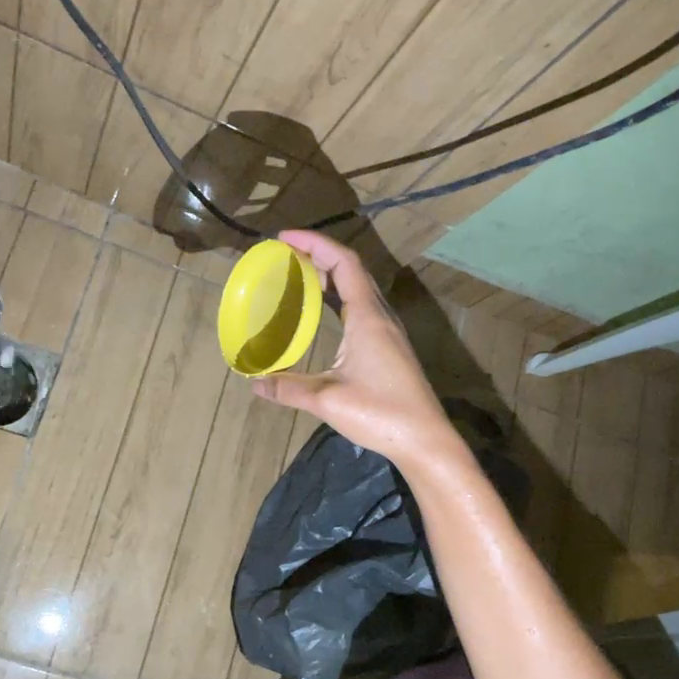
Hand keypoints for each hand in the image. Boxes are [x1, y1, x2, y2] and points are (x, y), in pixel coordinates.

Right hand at [250, 230, 456, 468]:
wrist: (424, 439)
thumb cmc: (380, 413)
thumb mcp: (326, 401)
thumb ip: (288, 388)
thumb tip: (255, 382)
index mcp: (368, 318)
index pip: (343, 263)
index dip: (315, 244)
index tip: (284, 238)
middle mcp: (381, 317)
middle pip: (351, 270)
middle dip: (318, 255)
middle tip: (285, 256)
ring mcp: (388, 332)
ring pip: (359, 289)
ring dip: (330, 276)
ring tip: (300, 277)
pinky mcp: (390, 348)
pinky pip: (362, 307)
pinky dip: (339, 298)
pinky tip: (324, 314)